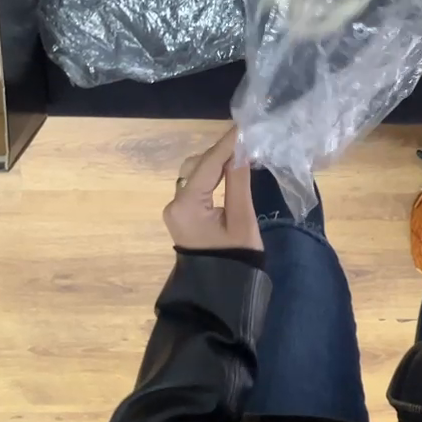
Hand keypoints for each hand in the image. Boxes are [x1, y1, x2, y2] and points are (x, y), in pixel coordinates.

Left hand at [164, 127, 263, 251]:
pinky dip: (211, 175)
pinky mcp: (182, 215)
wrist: (221, 294)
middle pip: (197, 166)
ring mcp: (175, 210)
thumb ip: (238, 183)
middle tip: (247, 143)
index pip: (207, 165)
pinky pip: (195, 187)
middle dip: (221, 153)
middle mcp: (174, 204)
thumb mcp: (242, 221)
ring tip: (241, 154)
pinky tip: (229, 170)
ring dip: (216, 163)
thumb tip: (240, 151)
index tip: (244, 127)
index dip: (226, 145)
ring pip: (194, 174)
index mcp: (186, 206)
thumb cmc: (236, 260)